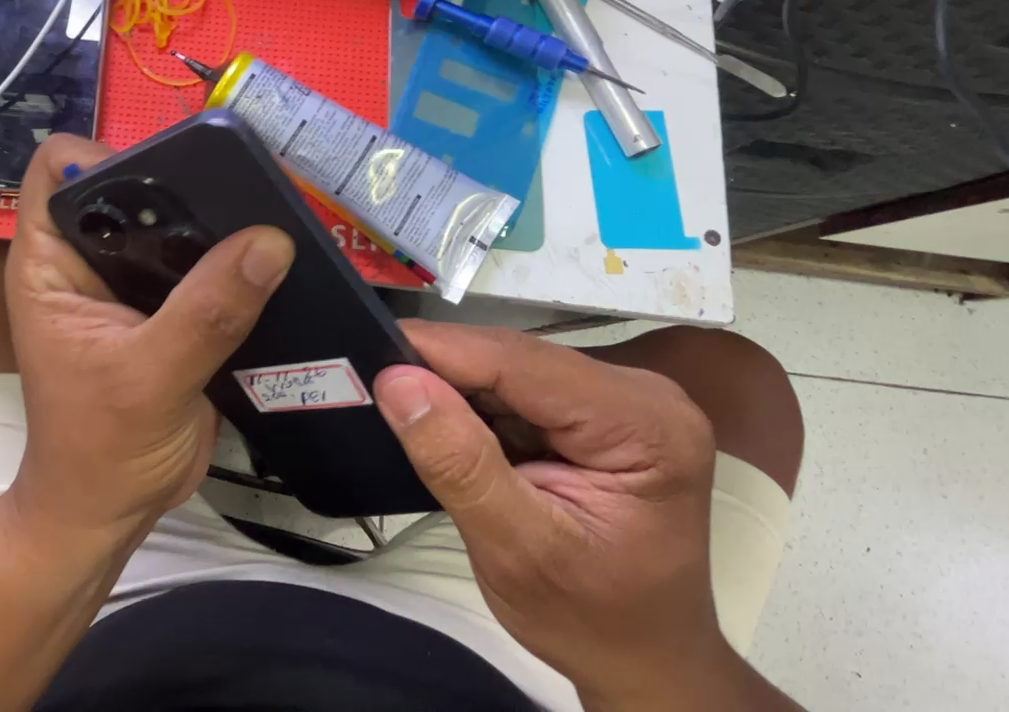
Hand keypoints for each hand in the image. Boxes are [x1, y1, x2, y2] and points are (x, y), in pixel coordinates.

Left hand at [3, 135, 294, 540]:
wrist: (110, 510)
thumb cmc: (101, 447)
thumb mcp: (150, 378)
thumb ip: (207, 311)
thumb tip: (270, 240)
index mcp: (50, 262)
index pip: (57, 169)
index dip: (103, 152)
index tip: (172, 166)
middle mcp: (85, 260)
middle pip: (125, 187)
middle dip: (178, 179)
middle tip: (243, 178)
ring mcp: (127, 284)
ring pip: (167, 225)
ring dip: (212, 219)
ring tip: (269, 207)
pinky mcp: (166, 309)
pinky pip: (198, 265)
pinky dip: (230, 259)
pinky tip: (271, 255)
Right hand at [374, 323, 733, 708]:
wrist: (641, 659)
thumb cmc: (590, 619)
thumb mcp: (515, 550)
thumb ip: (459, 463)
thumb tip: (397, 380)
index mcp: (642, 425)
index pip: (520, 362)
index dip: (439, 350)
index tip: (366, 349)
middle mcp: (640, 394)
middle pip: (515, 357)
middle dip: (441, 367)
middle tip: (368, 378)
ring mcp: (619, 398)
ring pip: (509, 365)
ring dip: (453, 383)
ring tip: (396, 398)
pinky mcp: (595, 409)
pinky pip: (517, 386)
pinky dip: (473, 401)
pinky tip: (443, 420)